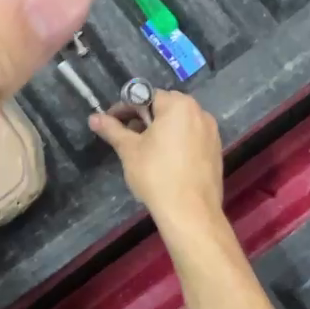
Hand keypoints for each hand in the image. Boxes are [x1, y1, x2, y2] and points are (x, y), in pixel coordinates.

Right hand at [89, 90, 225, 231]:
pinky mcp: (216, 151)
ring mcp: (211, 132)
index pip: (146, 96)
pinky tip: (166, 160)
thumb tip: (93, 118)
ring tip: (144, 149)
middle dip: (144, 117)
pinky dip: (177, 141)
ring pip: (180, 122)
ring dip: (161, 129)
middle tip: (127, 135)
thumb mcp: (129, 150)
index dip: (125, 108)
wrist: (190, 212)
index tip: (112, 122)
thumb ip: (112, 129)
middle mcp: (199, 112)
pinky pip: (192, 137)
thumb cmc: (156, 175)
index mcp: (178, 105)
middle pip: (165, 107)